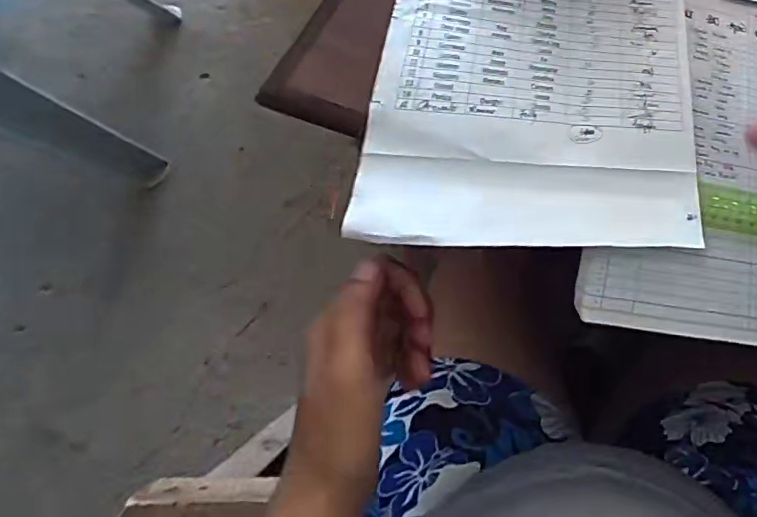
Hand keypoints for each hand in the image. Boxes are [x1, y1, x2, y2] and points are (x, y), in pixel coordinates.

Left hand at [279, 256, 433, 513]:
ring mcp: (355, 351)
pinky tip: (417, 380)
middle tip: (427, 346)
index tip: (422, 318)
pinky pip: (398, 347)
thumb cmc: (342, 432)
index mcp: (336, 320)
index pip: (377, 272)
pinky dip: (412, 358)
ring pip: (398, 320)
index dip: (406, 286)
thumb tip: (373, 262)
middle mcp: (344, 328)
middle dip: (416, 315)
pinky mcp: (368, 373)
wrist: (328, 493)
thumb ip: (356, 311)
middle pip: (391, 294)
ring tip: (424, 371)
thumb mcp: (350, 367)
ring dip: (418, 339)